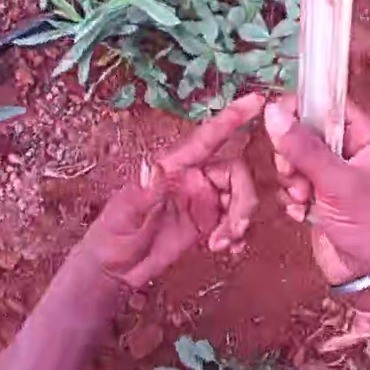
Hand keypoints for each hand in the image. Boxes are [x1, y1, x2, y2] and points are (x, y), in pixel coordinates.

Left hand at [77, 93, 264, 289]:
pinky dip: (237, 234)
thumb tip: (153, 167)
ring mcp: (202, 200)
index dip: (231, 118)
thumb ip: (144, 193)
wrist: (115, 268)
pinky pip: (234, 220)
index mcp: (173, 167)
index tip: (256, 101)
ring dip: (240, 221)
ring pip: (240, 198)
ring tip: (223, 244)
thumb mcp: (125, 213)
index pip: (207, 138)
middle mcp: (192, 179)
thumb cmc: (113, 235)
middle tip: (235, 229)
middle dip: (244, 200)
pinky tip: (227, 249)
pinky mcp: (207, 222)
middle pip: (236, 174)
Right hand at [263, 96, 369, 283]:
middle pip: (304, 133)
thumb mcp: (338, 182)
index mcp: (366, 139)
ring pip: (294, 160)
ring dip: (291, 180)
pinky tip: (302, 214)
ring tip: (303, 199)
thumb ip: (304, 148)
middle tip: (293, 174)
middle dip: (293, 155)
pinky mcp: (316, 198)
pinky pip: (291, 185)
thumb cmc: (369, 224)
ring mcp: (331, 177)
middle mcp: (348, 153)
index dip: (302, 109)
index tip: (277, 120)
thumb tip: (272, 112)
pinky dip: (291, 199)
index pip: (329, 106)